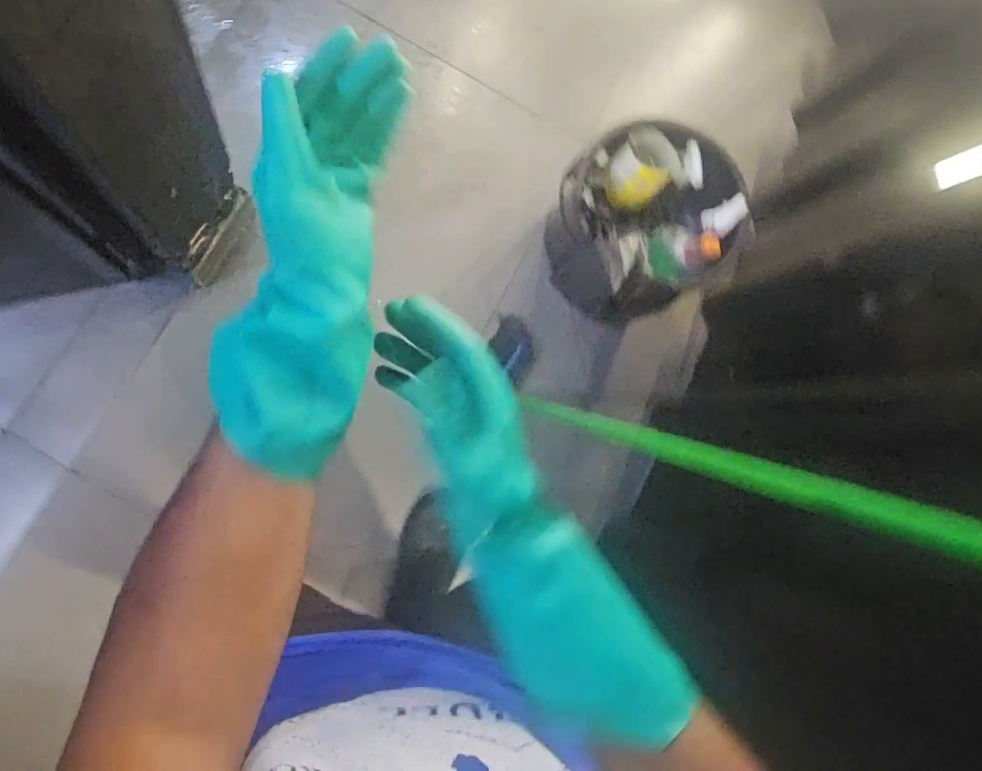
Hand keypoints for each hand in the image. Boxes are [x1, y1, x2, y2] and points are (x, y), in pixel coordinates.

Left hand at [210, 29, 409, 480]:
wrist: (319, 306)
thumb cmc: (301, 249)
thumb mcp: (286, 185)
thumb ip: (283, 131)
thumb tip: (276, 78)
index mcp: (285, 158)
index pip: (307, 103)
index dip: (325, 70)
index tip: (348, 41)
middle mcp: (306, 164)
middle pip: (334, 110)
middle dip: (357, 78)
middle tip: (384, 48)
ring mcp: (332, 181)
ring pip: (355, 128)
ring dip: (374, 98)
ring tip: (398, 68)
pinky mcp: (354, 198)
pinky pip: (369, 152)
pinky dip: (383, 128)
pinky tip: (399, 104)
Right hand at [373, 296, 541, 545]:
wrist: (500, 520)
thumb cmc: (488, 483)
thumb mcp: (467, 445)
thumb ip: (447, 411)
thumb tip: (421, 374)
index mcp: (489, 390)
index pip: (463, 346)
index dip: (436, 323)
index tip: (409, 305)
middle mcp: (477, 391)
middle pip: (447, 350)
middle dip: (420, 329)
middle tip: (388, 313)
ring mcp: (463, 407)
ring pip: (434, 368)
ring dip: (408, 352)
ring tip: (378, 340)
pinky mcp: (451, 423)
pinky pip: (426, 391)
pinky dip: (405, 379)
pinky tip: (382, 374)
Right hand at [376, 296, 699, 750]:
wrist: (599, 668)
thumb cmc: (574, 633)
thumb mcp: (541, 577)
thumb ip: (512, 524)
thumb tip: (481, 472)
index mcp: (509, 477)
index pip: (481, 393)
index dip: (451, 346)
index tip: (415, 313)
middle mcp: (499, 468)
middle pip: (467, 390)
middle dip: (432, 347)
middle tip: (387, 318)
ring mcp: (492, 483)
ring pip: (458, 410)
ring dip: (426, 372)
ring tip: (382, 347)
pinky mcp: (485, 503)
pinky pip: (452, 440)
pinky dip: (427, 410)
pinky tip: (406, 398)